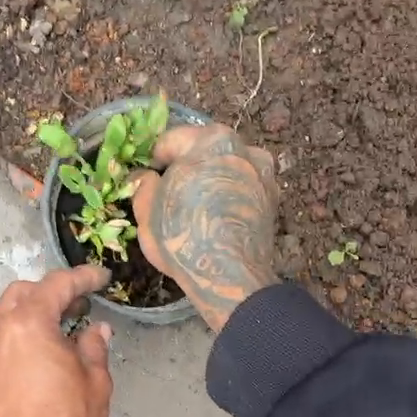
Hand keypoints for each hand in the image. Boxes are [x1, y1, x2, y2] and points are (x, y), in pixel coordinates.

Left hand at [0, 267, 114, 416]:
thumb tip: (94, 330)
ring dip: (33, 314)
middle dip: (51, 292)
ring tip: (62, 330)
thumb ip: (94, 350)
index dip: (82, 277)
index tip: (101, 277)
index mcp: (28, 324)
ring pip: (6, 316)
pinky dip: (20, 335)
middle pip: (23, 293)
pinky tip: (41, 355)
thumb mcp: (94, 387)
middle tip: (79, 304)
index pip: (56, 285)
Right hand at [129, 125, 281, 330]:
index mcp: (209, 139)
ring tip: (196, 213)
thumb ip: (142, 184)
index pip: (170, 141)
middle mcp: (243, 147)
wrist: (230, 276)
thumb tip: (144, 177)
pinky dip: (229, 200)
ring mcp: (263, 173)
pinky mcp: (274, 200)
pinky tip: (217, 222)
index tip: (147, 183)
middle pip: (203, 152)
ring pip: (226, 170)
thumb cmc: (182, 236)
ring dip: (210, 183)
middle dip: (186, 170)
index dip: (153, 163)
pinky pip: (242, 191)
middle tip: (171, 199)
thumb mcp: (146, 210)